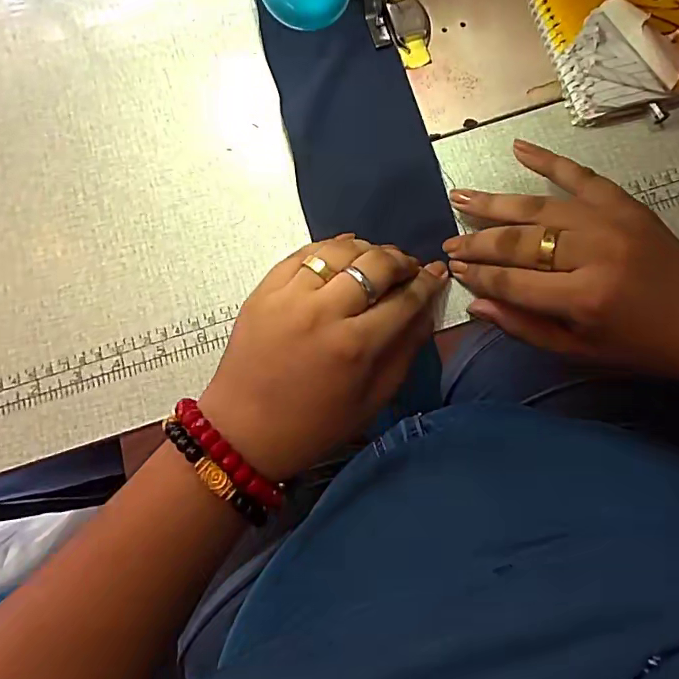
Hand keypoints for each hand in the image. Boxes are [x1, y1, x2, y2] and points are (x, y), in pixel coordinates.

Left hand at [200, 235, 446, 479]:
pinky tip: (343, 251)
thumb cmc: (315, 424)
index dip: (426, 282)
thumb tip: (425, 311)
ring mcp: (290, 296)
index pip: (405, 298)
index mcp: (355, 346)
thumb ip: (405, 350)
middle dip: (401, 261)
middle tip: (407, 268)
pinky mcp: (265, 290)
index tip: (436, 274)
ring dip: (367, 249)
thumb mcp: (373, 398)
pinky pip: (304, 253)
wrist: (243, 431)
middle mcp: (324, 312)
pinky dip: (329, 247)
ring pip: (340, 250)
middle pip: (376, 264)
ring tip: (376, 260)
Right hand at [444, 139, 678, 378]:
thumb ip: (525, 326)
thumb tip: (476, 303)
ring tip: (460, 197)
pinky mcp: (624, 203)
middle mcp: (593, 254)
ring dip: (495, 203)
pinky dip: (548, 160)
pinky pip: (579, 175)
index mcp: (584, 298)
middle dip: (478, 243)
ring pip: (538, 208)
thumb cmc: (641, 345)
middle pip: (520, 242)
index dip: (479, 276)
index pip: (513, 282)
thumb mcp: (580, 351)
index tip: (452, 269)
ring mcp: (610, 221)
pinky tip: (518, 148)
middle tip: (448, 243)